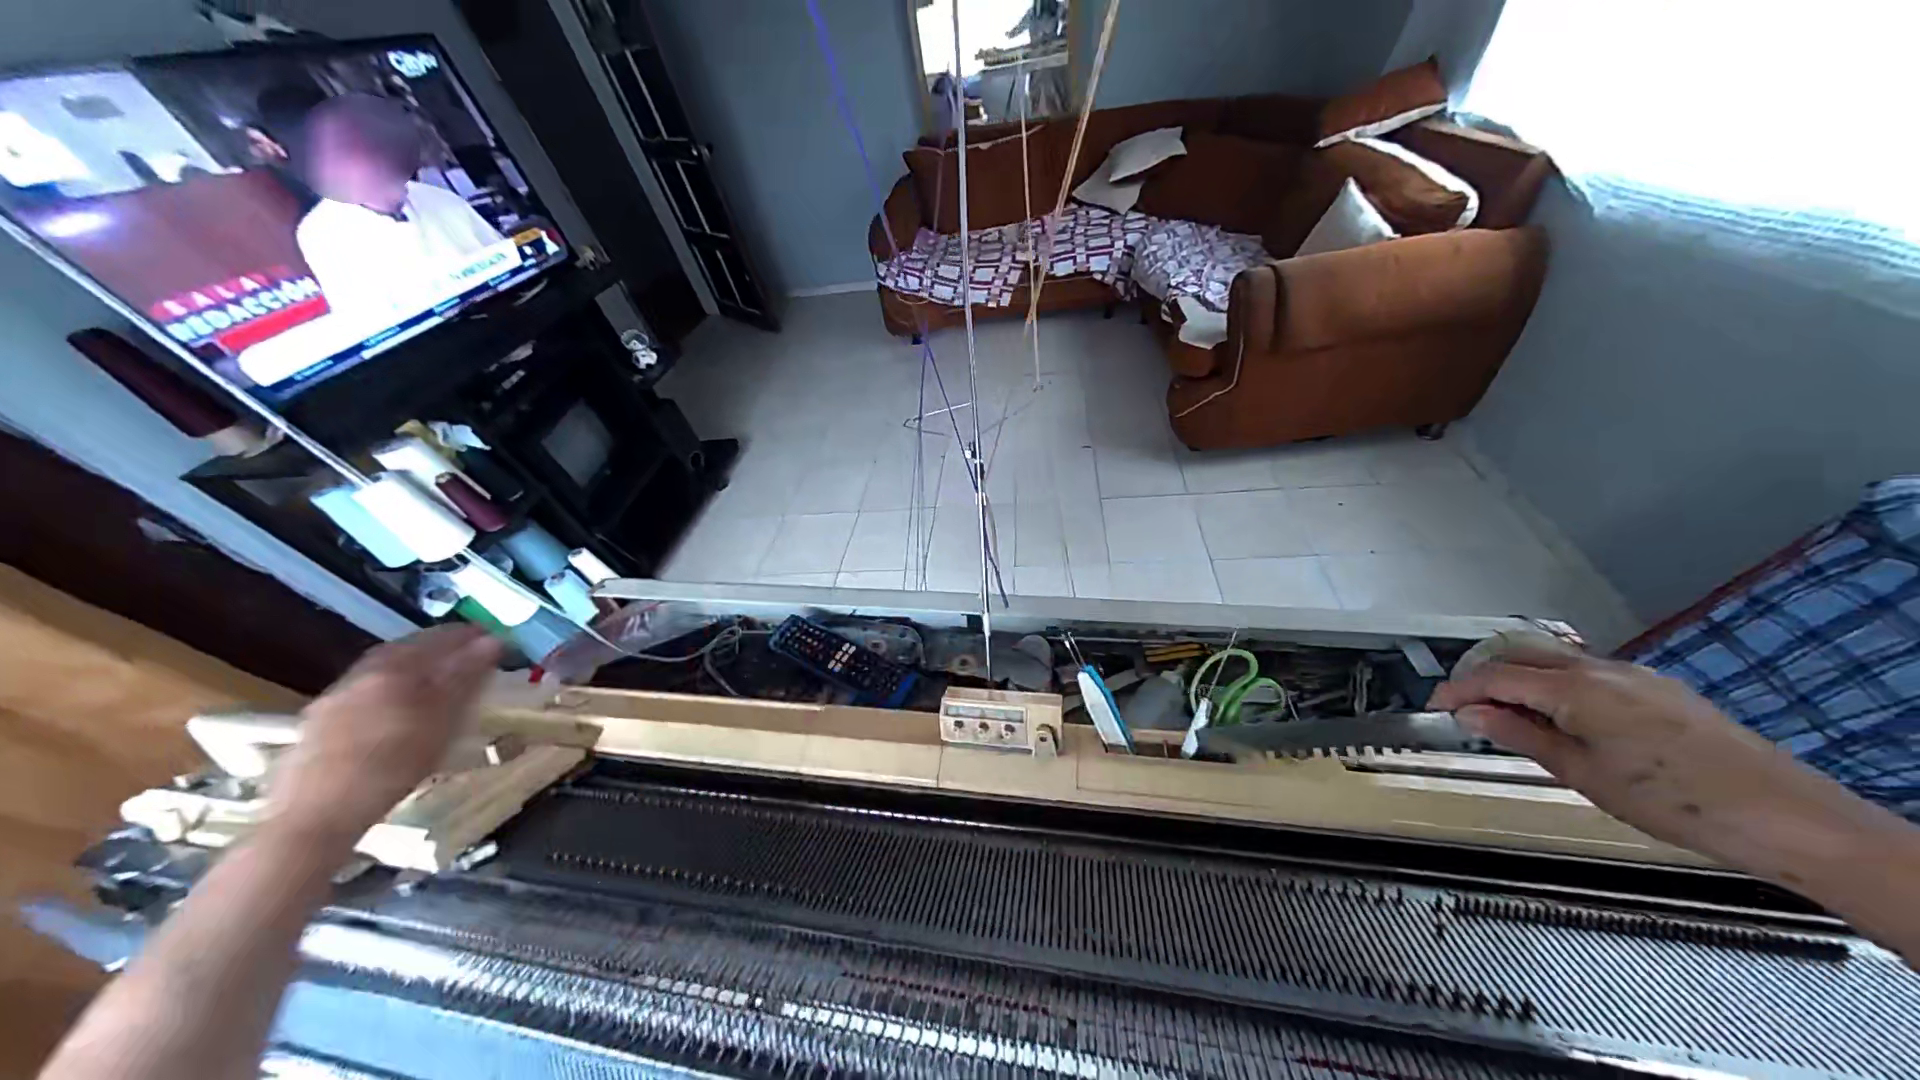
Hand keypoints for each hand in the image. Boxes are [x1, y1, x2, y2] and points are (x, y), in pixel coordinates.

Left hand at [269, 625, 502, 844]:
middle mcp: (363, 672)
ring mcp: (336, 695)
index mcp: (395, 667)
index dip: (472, 635)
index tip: (497, 639)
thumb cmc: (392, 767)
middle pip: (409, 647)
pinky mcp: (319, 719)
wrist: (314, 817)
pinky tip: (400, 705)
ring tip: (439, 677)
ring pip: (385, 667)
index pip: (441, 637)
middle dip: (442, 647)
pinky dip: (392, 685)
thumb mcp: (443, 721)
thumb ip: (466, 677)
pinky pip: (366, 688)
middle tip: (471, 654)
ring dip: (415, 664)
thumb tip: (493, 641)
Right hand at [1427, 649, 1898, 882]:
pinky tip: (1554, 714)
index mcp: (1577, 688)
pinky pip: (1586, 670)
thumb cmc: (1675, 801)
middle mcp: (1602, 669)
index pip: (1496, 676)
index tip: (1435, 705)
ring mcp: (1634, 674)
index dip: (1458, 689)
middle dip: (1482, 673)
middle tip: (1463, 703)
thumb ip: (1521, 735)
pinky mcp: (1657, 687)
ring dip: (1518, 676)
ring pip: (1553, 658)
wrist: (1787, 817)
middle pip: (1520, 652)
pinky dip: (1553, 682)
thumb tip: (1472, 715)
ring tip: (1504, 711)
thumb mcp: (1581, 773)